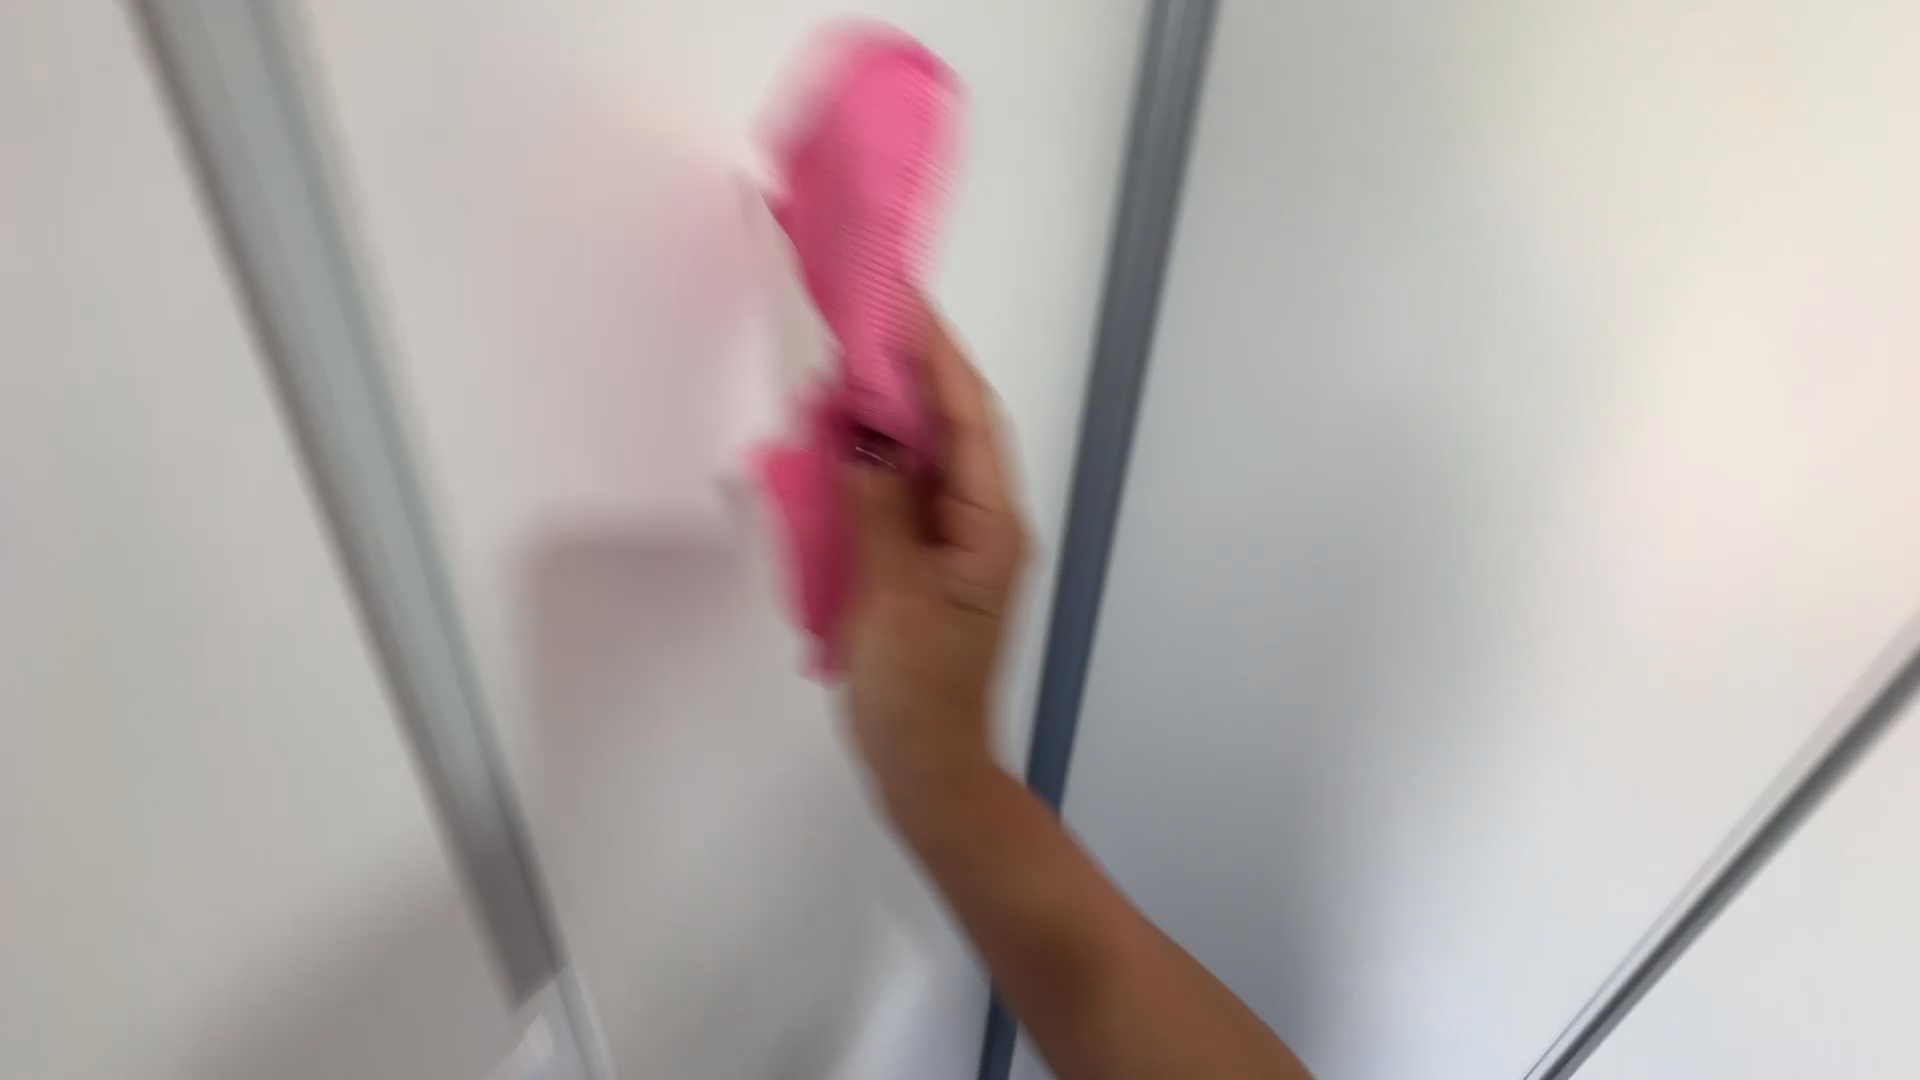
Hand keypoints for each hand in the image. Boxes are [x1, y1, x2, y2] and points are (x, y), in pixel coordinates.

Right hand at [840, 306, 1027, 798]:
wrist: (927, 765)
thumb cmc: (916, 689)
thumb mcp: (892, 593)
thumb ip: (877, 509)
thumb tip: (860, 441)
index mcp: (991, 525)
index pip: (971, 418)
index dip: (938, 355)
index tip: (901, 301)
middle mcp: (982, 524)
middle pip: (951, 431)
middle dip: (910, 376)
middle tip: (859, 325)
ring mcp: (954, 545)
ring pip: (924, 462)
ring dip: (887, 419)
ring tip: (841, 372)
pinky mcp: (925, 563)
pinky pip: (901, 498)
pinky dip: (871, 468)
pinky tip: (838, 447)